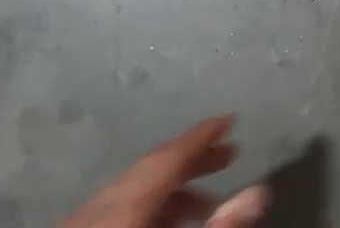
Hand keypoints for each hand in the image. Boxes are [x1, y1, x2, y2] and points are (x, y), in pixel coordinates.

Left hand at [59, 116, 269, 227]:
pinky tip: (165, 227)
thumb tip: (259, 192)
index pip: (168, 158)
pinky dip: (148, 211)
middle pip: (149, 171)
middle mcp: (98, 210)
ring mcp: (80, 226)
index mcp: (123, 209)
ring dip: (172, 191)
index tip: (230, 121)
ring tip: (207, 206)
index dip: (200, 137)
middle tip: (231, 156)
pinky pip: (114, 214)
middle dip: (192, 161)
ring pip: (130, 194)